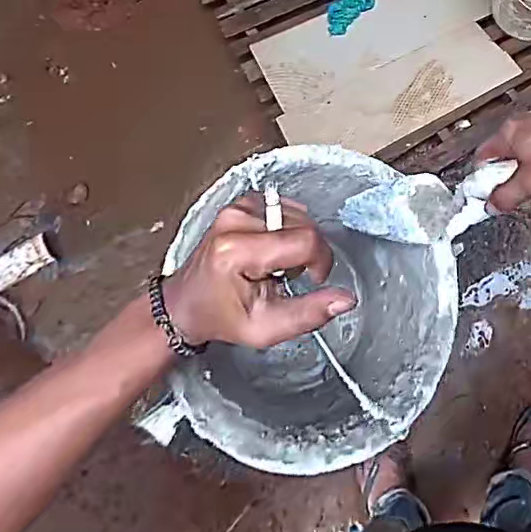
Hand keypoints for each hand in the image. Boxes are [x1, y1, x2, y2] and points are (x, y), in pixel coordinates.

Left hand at [162, 195, 355, 349]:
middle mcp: (236, 220)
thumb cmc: (221, 318)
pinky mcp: (241, 202)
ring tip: (274, 263)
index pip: (305, 241)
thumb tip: (346, 299)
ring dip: (296, 240)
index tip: (309, 279)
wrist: (184, 304)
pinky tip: (271, 248)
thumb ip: (309, 314)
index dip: (319, 262)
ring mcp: (237, 208)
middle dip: (306, 253)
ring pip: (298, 215)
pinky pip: (284, 208)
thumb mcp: (264, 329)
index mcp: (236, 251)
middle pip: (304, 225)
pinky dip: (287, 229)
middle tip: (284, 276)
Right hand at [476, 113, 530, 211]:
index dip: (483, 179)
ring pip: (528, 159)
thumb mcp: (530, 185)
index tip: (488, 196)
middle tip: (522, 193)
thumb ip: (506, 196)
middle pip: (506, 157)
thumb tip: (493, 203)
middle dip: (514, 180)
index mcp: (509, 131)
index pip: (482, 156)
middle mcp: (525, 123)